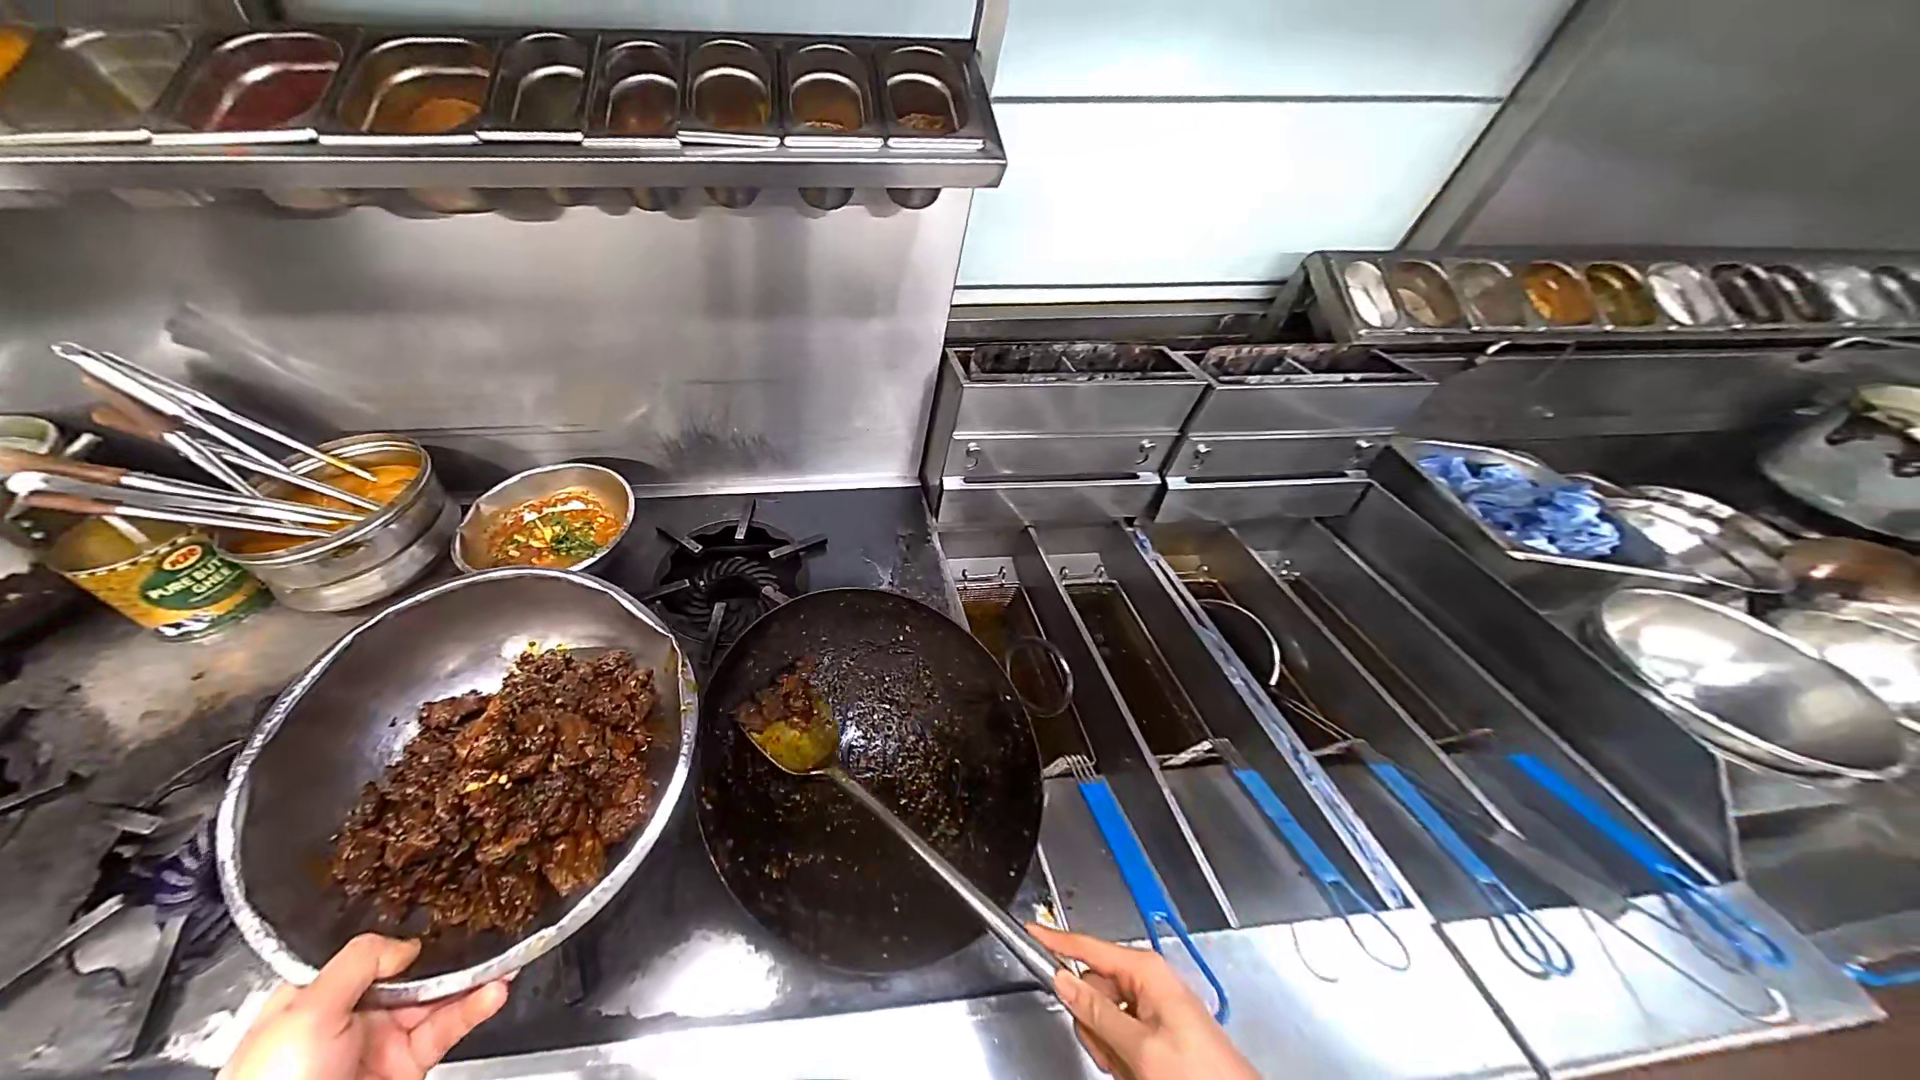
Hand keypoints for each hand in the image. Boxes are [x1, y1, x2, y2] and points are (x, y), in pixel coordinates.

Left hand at [220, 934, 508, 1079]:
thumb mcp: (305, 1014)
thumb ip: (359, 963)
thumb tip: (407, 944)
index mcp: (316, 999)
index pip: (370, 954)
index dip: (406, 936)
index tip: (444, 918)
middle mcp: (351, 1018)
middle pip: (416, 972)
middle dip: (454, 955)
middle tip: (490, 936)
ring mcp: (382, 1043)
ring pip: (441, 997)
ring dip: (476, 979)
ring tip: (507, 963)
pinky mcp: (409, 1065)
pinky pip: (451, 1028)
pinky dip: (478, 1007)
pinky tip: (494, 993)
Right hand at [1029, 923, 1256, 1079]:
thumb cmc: (1199, 1076)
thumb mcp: (1141, 1047)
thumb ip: (1097, 1012)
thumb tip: (1064, 980)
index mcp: (1146, 971)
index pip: (1089, 947)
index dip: (1057, 941)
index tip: (1031, 930)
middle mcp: (1148, 982)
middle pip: (1092, 988)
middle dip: (1093, 1023)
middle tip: (1114, 1055)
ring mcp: (1151, 1007)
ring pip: (1102, 1017)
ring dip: (1108, 1047)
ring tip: (1132, 1071)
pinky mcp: (1155, 1031)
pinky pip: (1118, 1035)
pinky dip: (1120, 1056)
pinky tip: (1137, 1074)